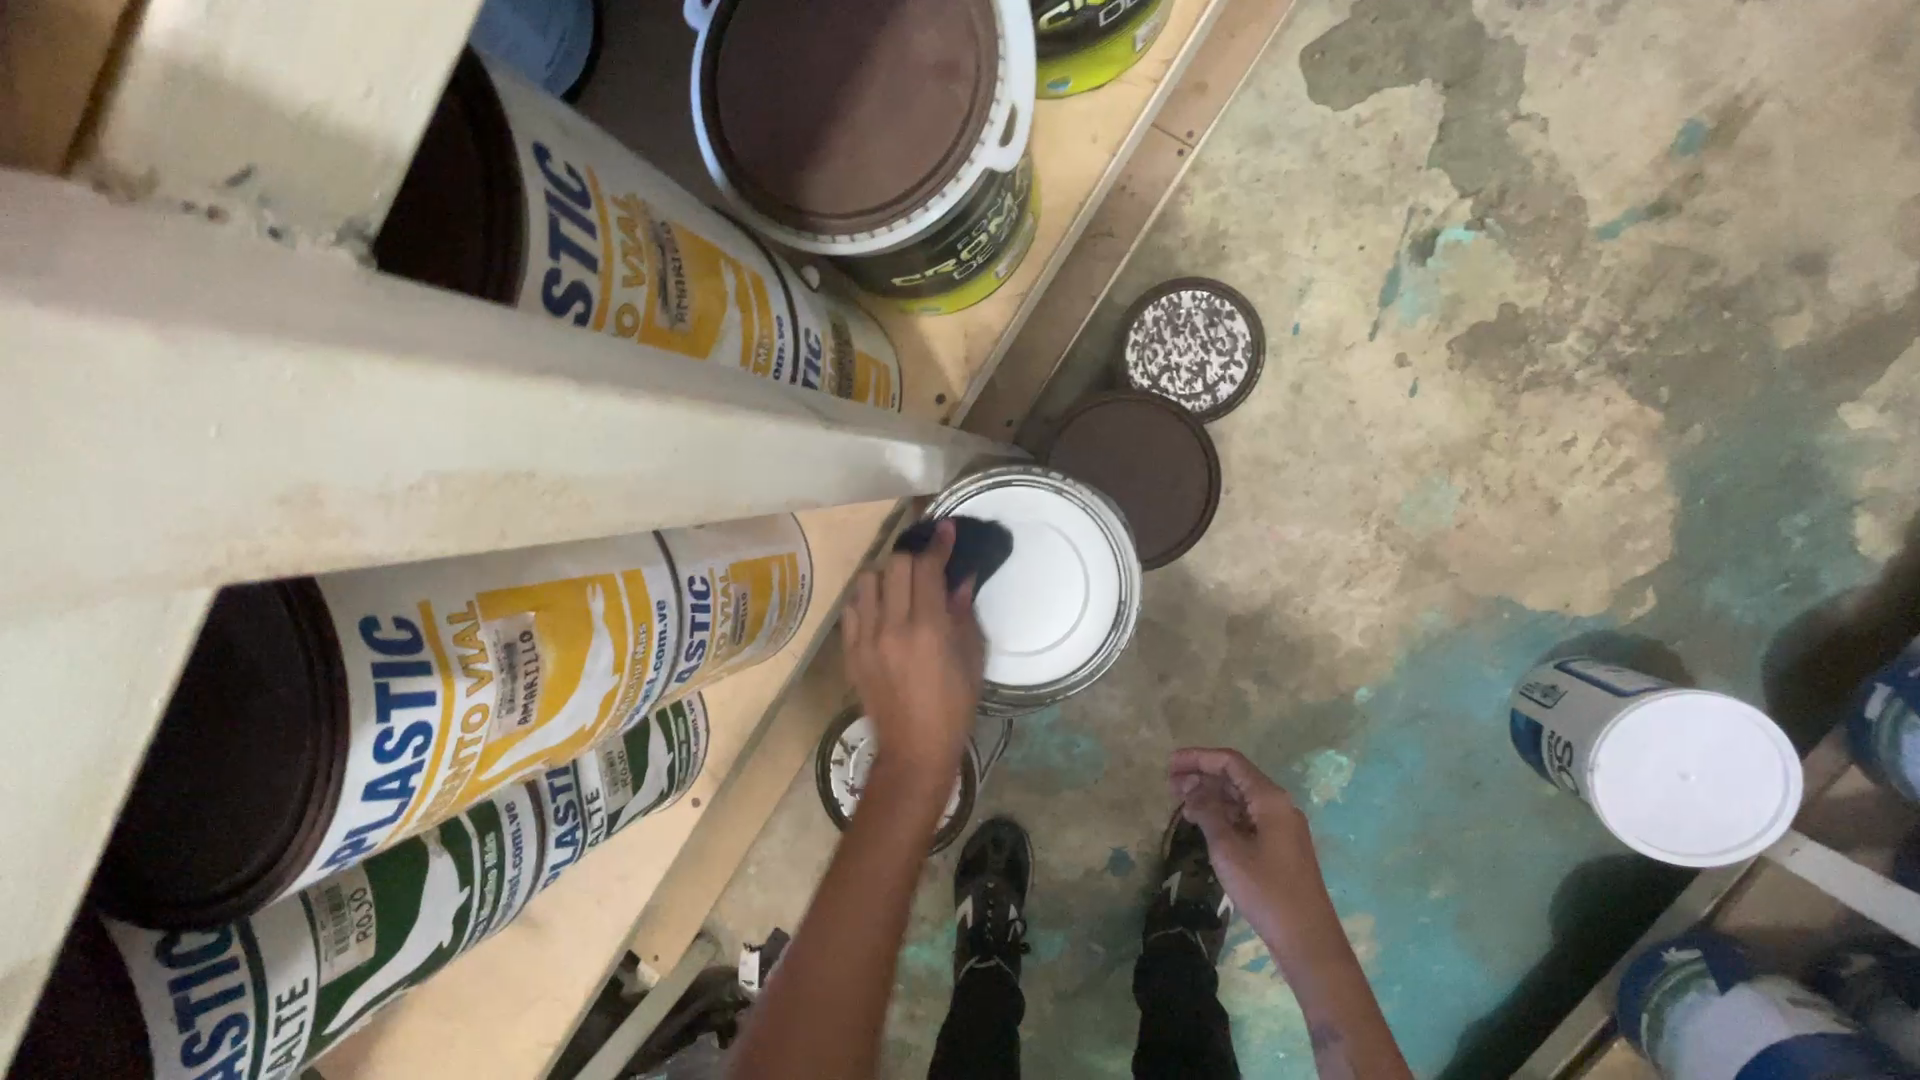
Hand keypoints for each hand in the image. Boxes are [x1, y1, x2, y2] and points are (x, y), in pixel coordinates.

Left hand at [843, 521, 984, 780]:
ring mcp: (866, 639)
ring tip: (900, 588)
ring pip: (868, 581)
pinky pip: (852, 608)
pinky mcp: (850, 652)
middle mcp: (892, 627)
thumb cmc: (953, 706)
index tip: (946, 529)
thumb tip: (961, 578)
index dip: (938, 544)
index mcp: (928, 629)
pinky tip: (880, 610)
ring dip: (887, 576)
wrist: (913, 748)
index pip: (927, 568)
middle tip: (927, 562)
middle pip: (895, 565)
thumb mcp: (971, 659)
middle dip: (914, 557)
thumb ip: (963, 613)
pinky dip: (867, 600)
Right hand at [1169, 747, 1337, 956]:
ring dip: (1211, 796)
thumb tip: (1192, 789)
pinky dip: (1223, 815)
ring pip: (1241, 798)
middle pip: (1236, 777)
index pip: (1230, 762)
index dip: (1198, 758)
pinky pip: (1247, 817)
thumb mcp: (1228, 850)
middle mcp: (1278, 805)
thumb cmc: (1265, 890)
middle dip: (1202, 776)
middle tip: (1169, 785)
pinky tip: (1203, 824)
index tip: (1170, 765)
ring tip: (1181, 804)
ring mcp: (1281, 826)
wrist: (1307, 939)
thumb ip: (1208, 813)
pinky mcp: (1279, 845)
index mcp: (1270, 799)